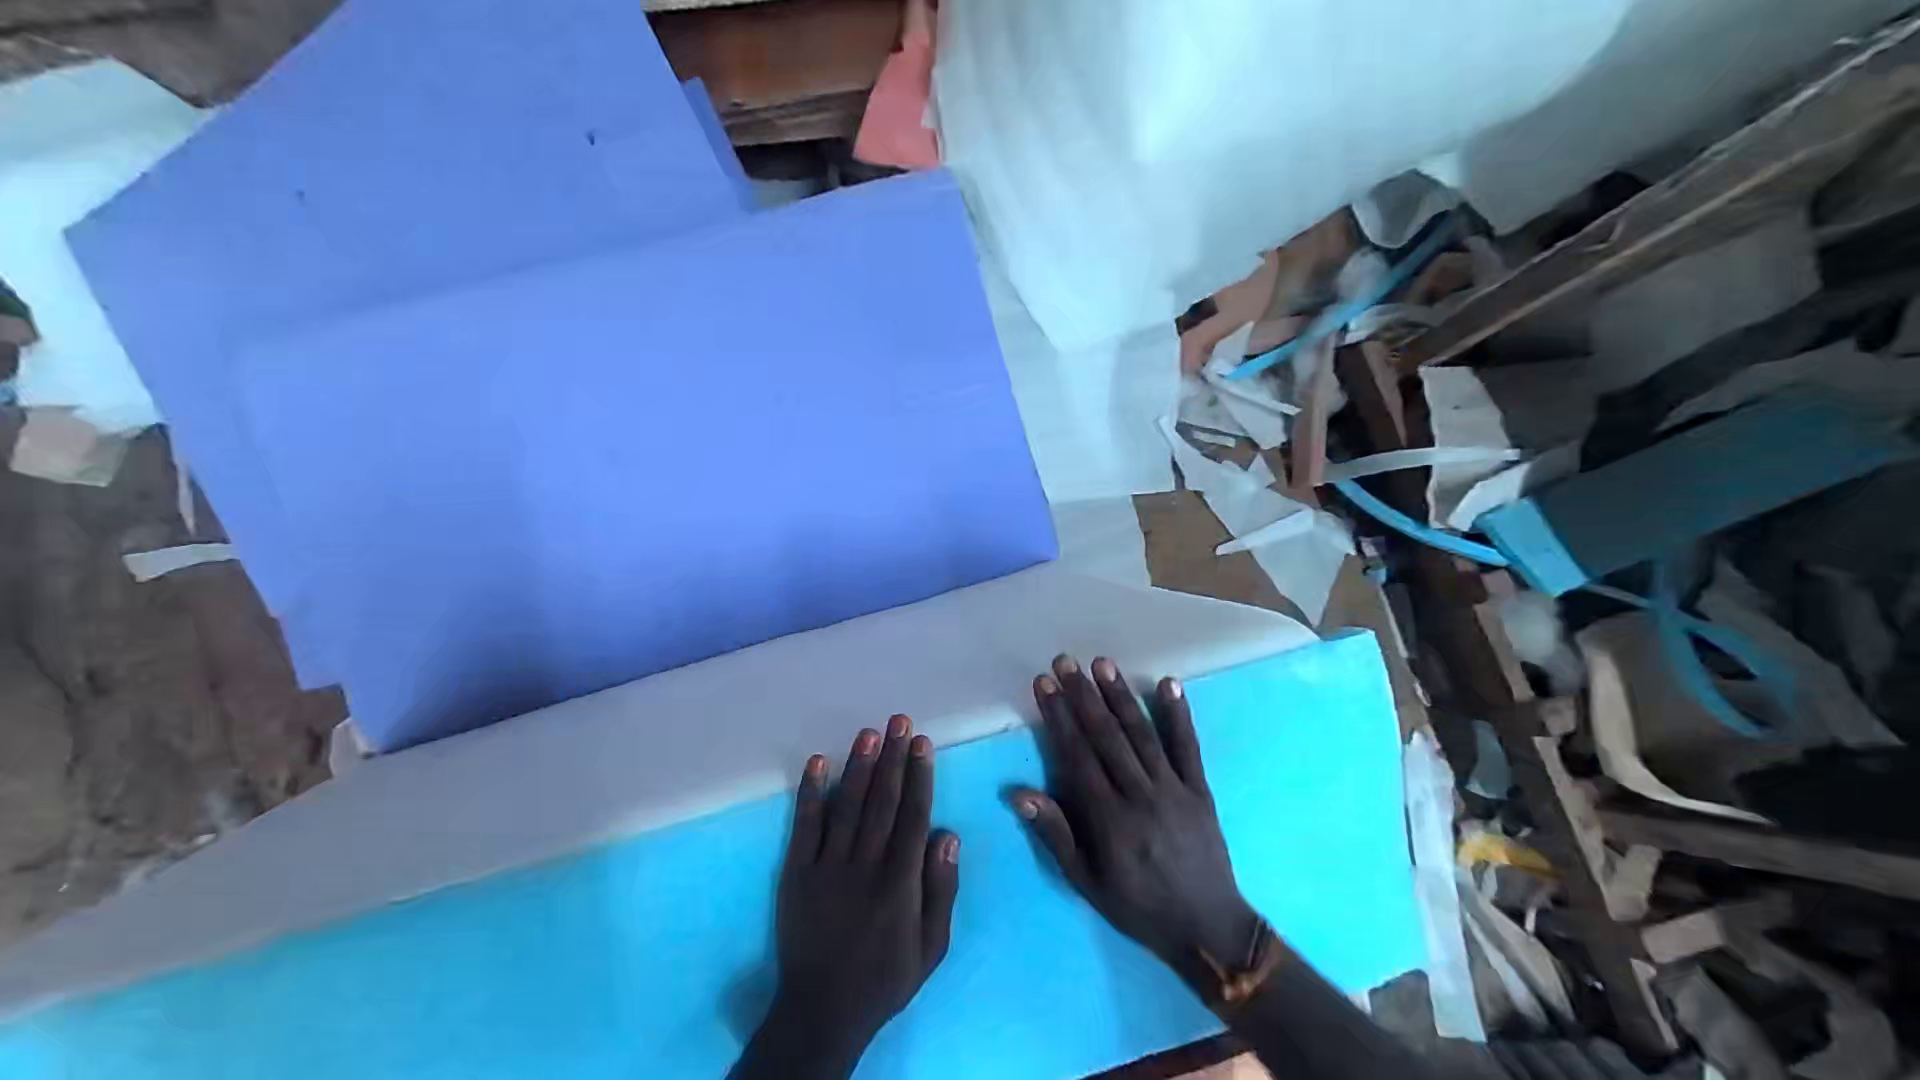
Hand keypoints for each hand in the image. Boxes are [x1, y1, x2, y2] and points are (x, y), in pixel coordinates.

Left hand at [733, 716, 959, 1079]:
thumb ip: (942, 891)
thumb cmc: (885, 977)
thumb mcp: (931, 947)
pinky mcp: (796, 871)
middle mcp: (864, 865)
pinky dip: (811, 792)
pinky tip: (818, 763)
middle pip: (882, 800)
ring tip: (870, 732)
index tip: (923, 743)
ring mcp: (827, 866)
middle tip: (900, 721)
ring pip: (847, 805)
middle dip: (893, 757)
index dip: (919, 776)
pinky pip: (805, 825)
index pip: (913, 815)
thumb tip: (949, 836)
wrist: (821, 1011)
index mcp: (900, 882)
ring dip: (859, 765)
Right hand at [1010, 655, 1259, 989]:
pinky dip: (1178, 715)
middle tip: (1065, 662)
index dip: (1059, 717)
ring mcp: (1174, 790)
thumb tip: (1019, 793)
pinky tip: (1168, 683)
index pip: (1077, 755)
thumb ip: (1055, 834)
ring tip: (1102, 663)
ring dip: (1120, 696)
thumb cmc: (1137, 906)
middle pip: (1107, 736)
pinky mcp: (1201, 790)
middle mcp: (1140, 796)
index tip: (1045, 685)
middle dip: (1083, 696)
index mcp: (1109, 820)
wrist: (1207, 929)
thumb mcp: (1086, 881)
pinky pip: (1188, 747)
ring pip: (1142, 734)